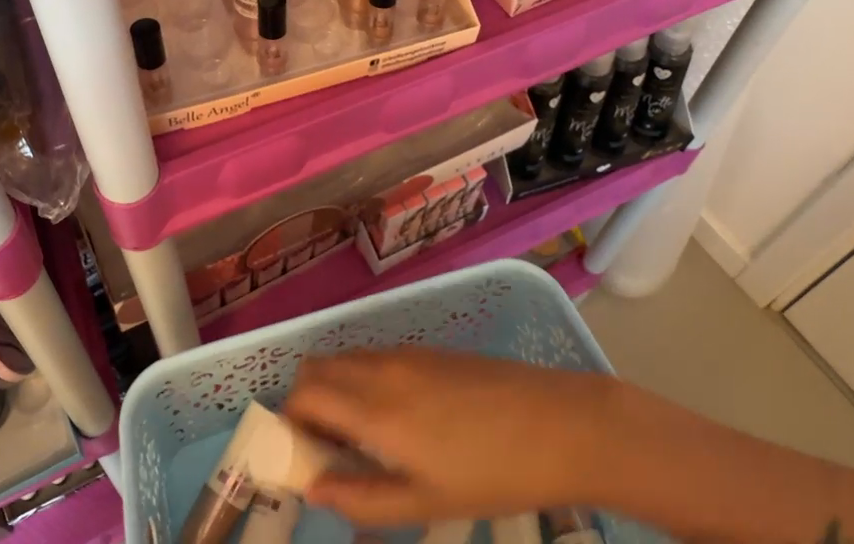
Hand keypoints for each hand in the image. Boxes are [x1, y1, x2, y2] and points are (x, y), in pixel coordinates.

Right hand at [280, 348, 619, 526]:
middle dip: (307, 403)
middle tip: (329, 448)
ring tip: (364, 438)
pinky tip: (399, 419)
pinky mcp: (432, 350)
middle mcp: (383, 369)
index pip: (304, 394)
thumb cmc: (494, 474)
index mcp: (376, 409)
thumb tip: (313, 489)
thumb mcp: (426, 503)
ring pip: (346, 358)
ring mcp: (409, 354)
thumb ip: (362, 499)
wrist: (564, 425)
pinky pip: (376, 356)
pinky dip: (363, 380)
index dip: (290, 422)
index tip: (303, 456)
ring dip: (335, 389)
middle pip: (317, 367)